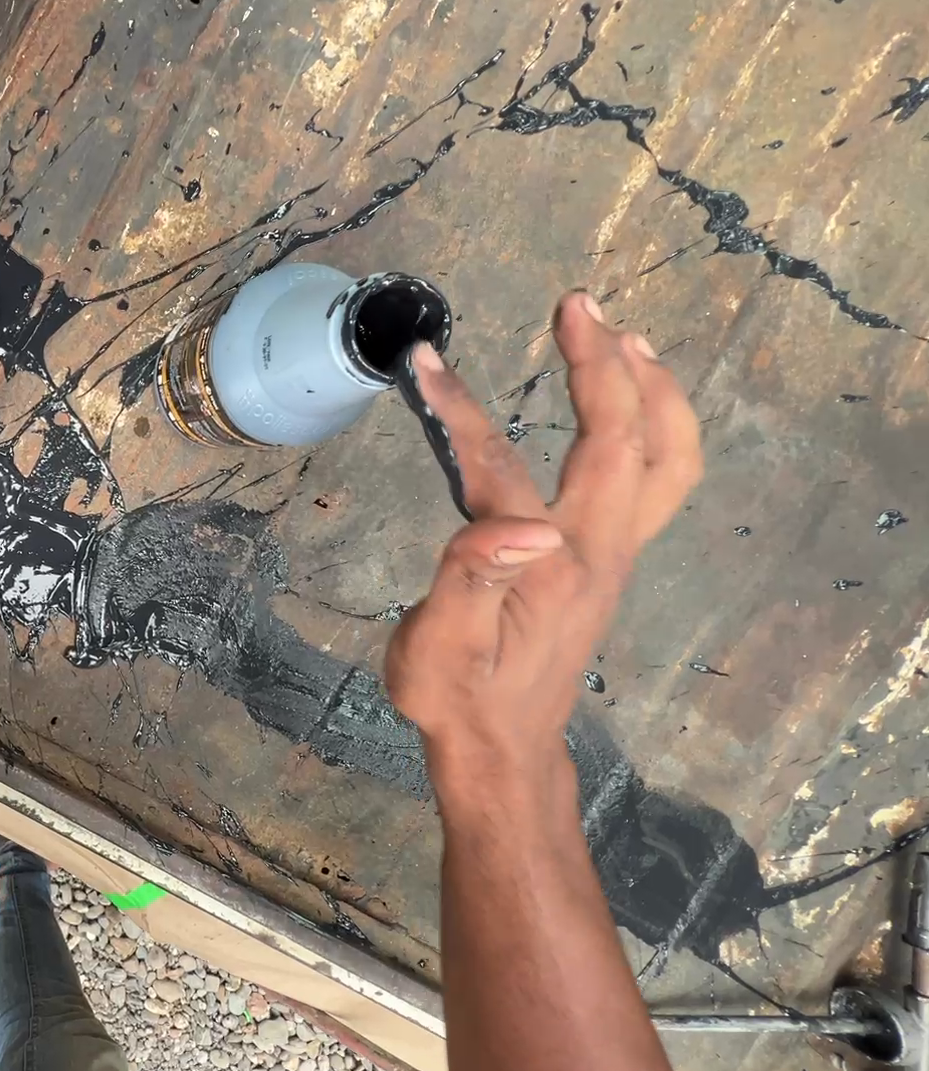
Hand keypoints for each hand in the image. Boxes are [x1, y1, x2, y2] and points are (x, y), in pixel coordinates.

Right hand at [386, 291, 701, 787]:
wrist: (500, 745)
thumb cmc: (455, 696)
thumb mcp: (440, 647)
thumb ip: (474, 581)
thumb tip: (523, 524)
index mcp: (547, 563)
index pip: (503, 465)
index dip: (462, 408)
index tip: (424, 362)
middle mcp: (597, 549)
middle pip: (625, 439)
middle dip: (603, 363)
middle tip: (577, 307)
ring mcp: (611, 556)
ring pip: (665, 458)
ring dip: (652, 390)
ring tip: (624, 340)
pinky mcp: (604, 565)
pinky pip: (656, 481)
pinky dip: (653, 429)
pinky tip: (625, 415)